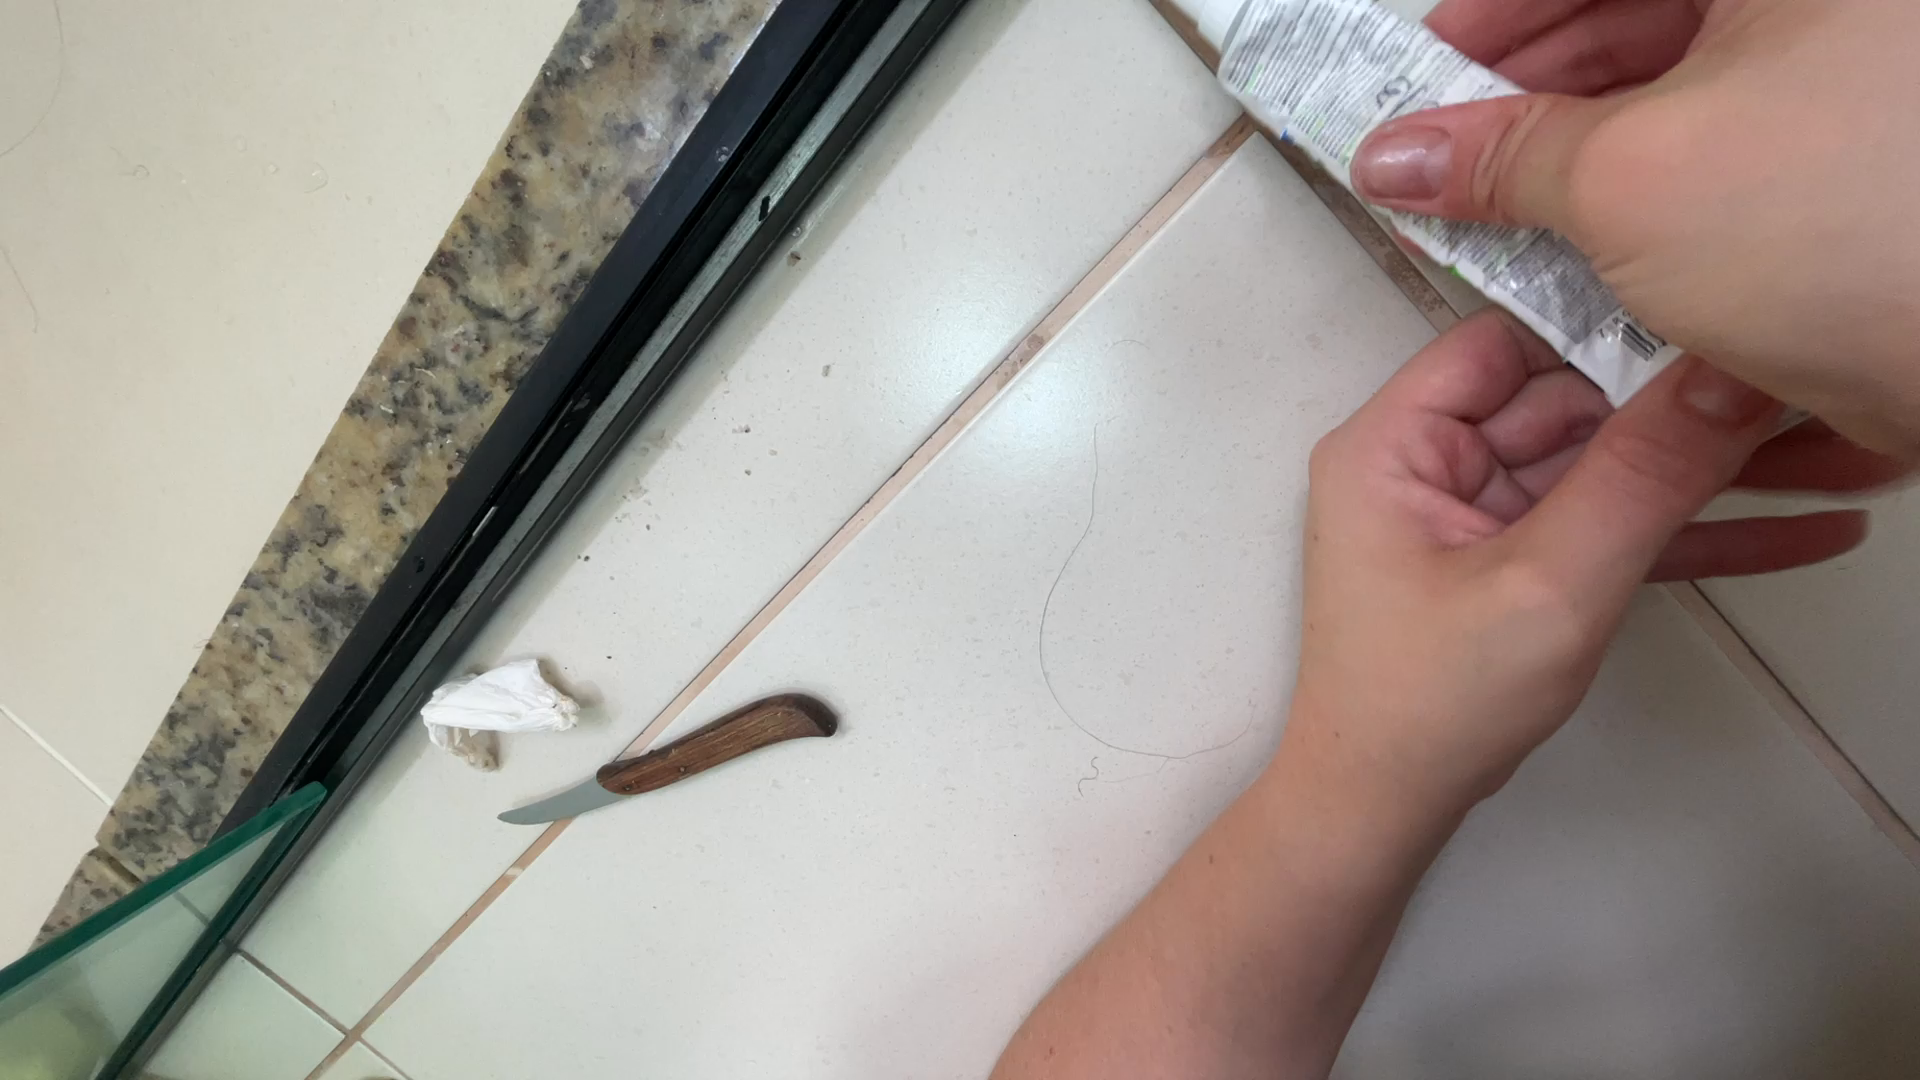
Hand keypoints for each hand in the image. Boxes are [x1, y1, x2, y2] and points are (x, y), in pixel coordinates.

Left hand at [1285, 312, 1903, 814]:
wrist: (1386, 790)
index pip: (1498, 347)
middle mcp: (1416, 466)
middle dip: (1695, 410)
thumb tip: (1733, 366)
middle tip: (1842, 401)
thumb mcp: (1548, 579)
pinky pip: (1590, 525)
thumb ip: (1642, 473)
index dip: (1607, 328)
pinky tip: (1806, 530)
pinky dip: (1679, 531)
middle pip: (1563, 405)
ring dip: (1713, 473)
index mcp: (1389, 447)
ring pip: (1593, 468)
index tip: (1729, 315)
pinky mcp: (1496, 559)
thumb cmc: (1433, 693)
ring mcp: (1459, 513)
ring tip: (1866, 459)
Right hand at [1347, 0, 1919, 460]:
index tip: (1417, 75)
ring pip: (1651, 96)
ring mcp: (1839, 80)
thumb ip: (1498, 159)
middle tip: (1431, 159)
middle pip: (1627, 22)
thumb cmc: (1872, 224)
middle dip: (1513, 96)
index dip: (1495, 12)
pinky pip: (1686, 157)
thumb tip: (1394, 157)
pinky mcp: (1829, 163)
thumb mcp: (1633, 175)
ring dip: (1552, 158)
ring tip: (1477, 211)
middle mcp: (1833, 9)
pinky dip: (1608, 198)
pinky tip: (1553, 238)